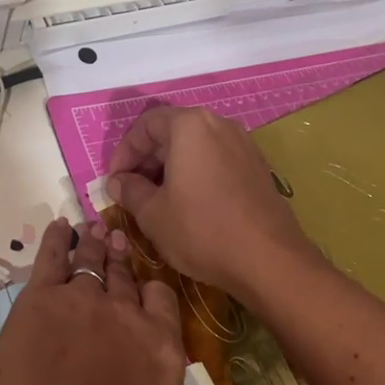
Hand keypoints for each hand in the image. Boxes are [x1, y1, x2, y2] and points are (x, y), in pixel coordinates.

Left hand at [0, 218, 185, 384]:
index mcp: (160, 346)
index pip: (163, 300)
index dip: (152, 289)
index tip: (146, 284)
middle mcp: (125, 312)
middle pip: (125, 276)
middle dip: (121, 258)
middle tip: (117, 239)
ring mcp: (82, 297)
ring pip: (91, 260)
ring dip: (93, 243)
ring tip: (94, 228)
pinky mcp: (42, 294)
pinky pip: (51, 256)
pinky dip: (56, 238)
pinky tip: (60, 226)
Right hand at [106, 106, 317, 300]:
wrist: (270, 261)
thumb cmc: (202, 230)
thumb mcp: (153, 214)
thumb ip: (129, 191)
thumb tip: (118, 182)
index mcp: (189, 125)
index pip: (145, 125)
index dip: (124, 152)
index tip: (114, 181)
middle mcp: (217, 123)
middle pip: (171, 132)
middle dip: (147, 160)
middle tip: (132, 191)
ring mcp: (242, 143)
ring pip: (194, 147)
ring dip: (171, 168)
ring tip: (158, 200)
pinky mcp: (257, 166)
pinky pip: (215, 160)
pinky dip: (196, 174)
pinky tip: (189, 205)